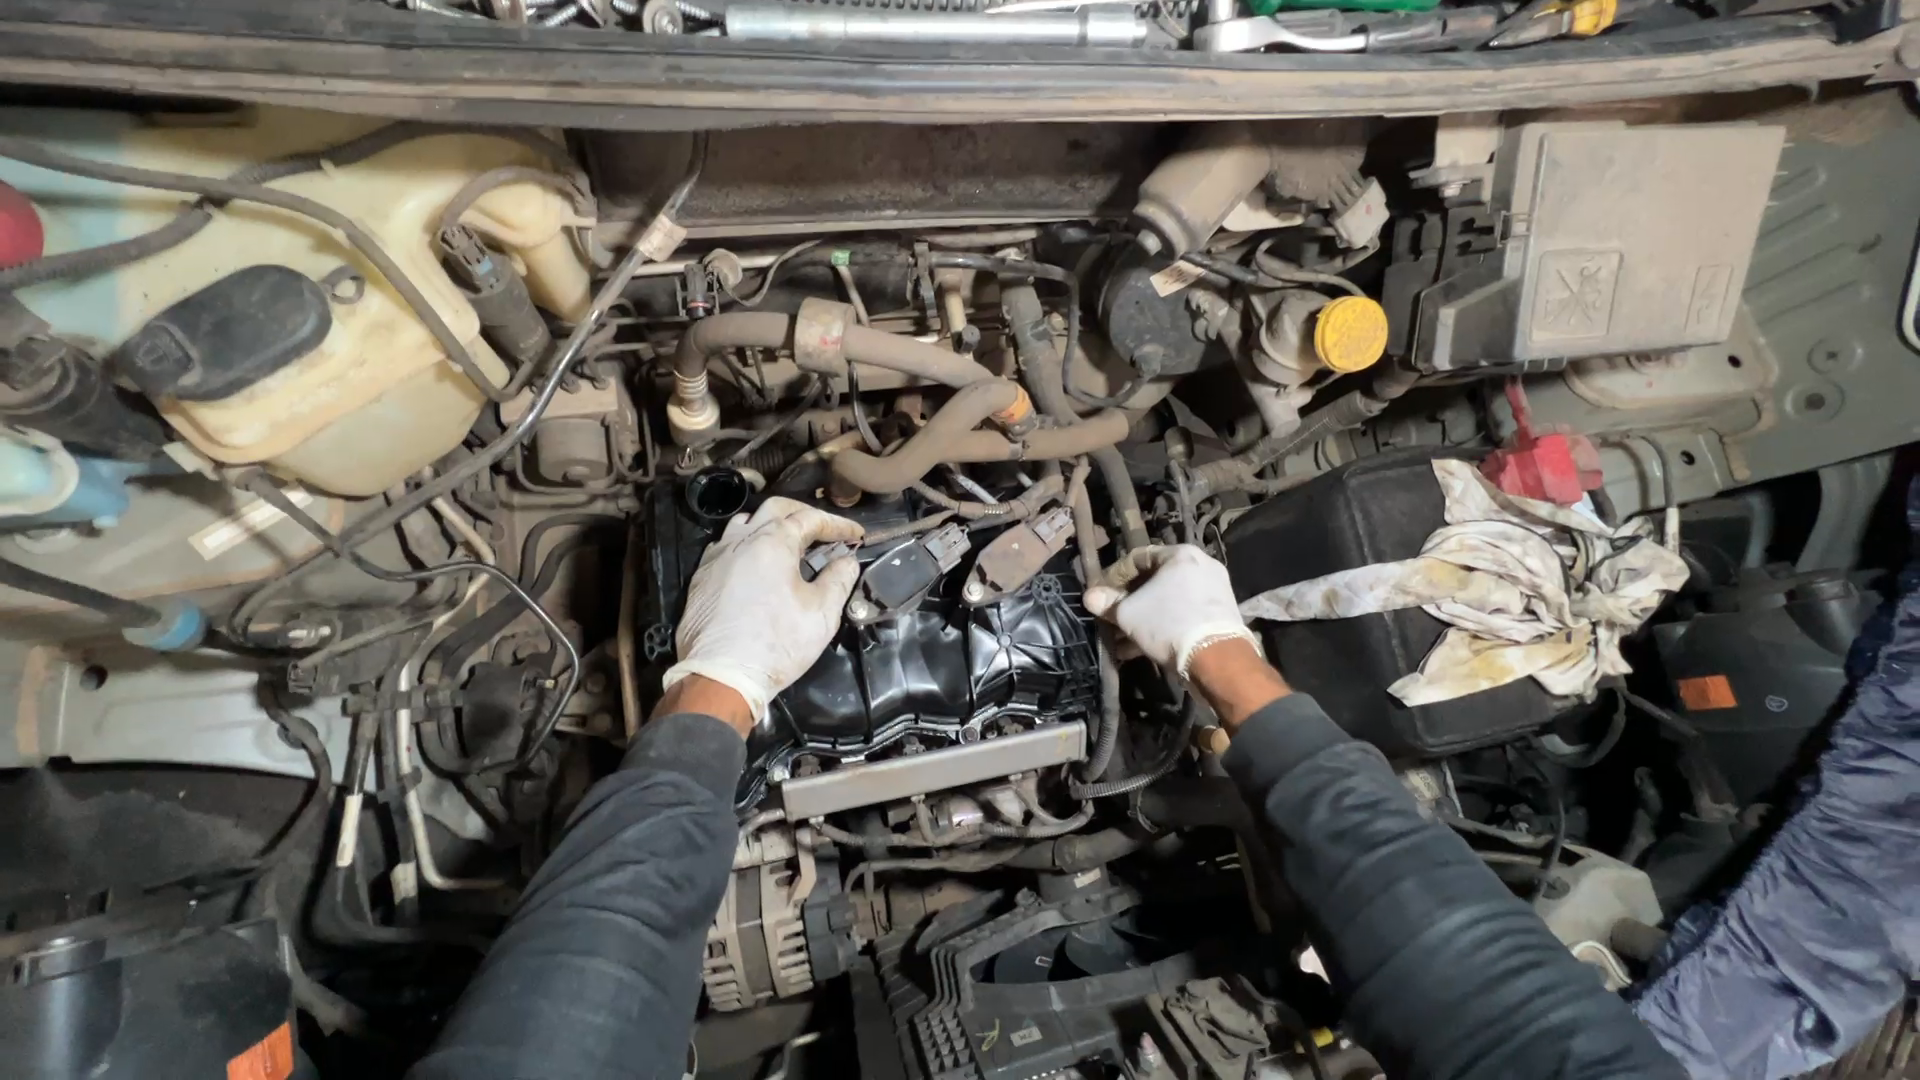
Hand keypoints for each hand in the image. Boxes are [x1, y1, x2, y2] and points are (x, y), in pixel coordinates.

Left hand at [663, 497, 863, 730]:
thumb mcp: (822, 612)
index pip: (811, 519)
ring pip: (747, 522)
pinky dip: (750, 544)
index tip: (856, 535)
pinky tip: (759, 564)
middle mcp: (742, 539)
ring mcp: (717, 556)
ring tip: (791, 544)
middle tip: (825, 531)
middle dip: (805, 514)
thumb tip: (846, 560)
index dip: (838, 525)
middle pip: (776, 509)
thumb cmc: (776, 643)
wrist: (720, 676)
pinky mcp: (702, 577)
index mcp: (773, 542)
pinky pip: (728, 545)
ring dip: (773, 525)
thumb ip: (839, 578)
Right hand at [1083, 544, 1260, 679]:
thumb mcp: (1128, 614)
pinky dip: (1163, 624)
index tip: (1100, 594)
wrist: (1217, 659)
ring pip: (1168, 600)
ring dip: (1144, 616)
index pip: (1137, 557)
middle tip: (1112, 616)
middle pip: (1154, 580)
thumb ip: (1107, 603)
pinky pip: (1183, 613)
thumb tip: (1090, 596)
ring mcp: (1214, 590)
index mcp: (1180, 554)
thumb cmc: (1168, 624)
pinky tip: (1142, 647)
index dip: (1113, 576)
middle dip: (1129, 601)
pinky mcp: (1221, 613)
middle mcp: (1201, 565)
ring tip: (1123, 638)